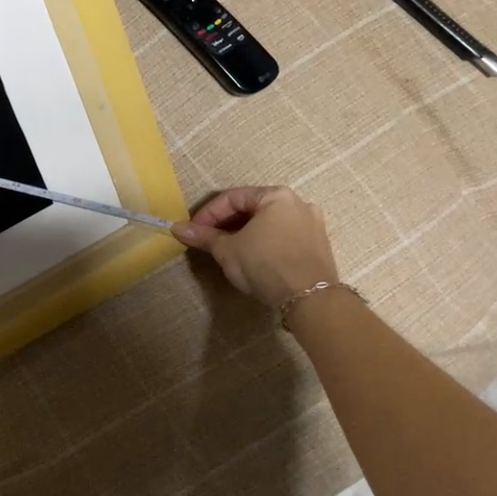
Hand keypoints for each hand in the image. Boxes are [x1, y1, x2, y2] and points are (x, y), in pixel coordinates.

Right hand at [172, 185, 338, 306]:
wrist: (311, 300)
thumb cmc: (265, 264)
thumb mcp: (227, 250)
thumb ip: (204, 236)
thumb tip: (177, 228)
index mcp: (276, 196)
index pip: (232, 198)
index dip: (208, 213)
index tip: (193, 230)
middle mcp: (298, 203)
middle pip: (252, 208)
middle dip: (226, 222)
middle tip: (208, 238)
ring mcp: (312, 224)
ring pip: (268, 222)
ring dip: (245, 232)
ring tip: (228, 248)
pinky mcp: (319, 245)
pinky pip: (283, 235)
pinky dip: (264, 240)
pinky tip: (252, 255)